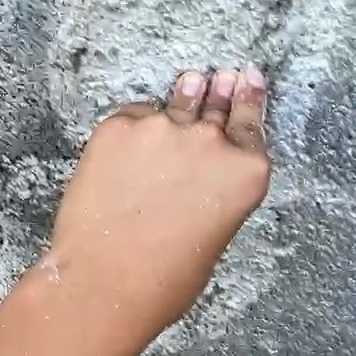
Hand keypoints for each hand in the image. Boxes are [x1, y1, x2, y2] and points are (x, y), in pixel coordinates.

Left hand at [40, 66, 271, 338]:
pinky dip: (134, 128)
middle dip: (220, 92)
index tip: (250, 77)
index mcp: (245, 173)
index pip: (250, 123)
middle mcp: (211, 142)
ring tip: (189, 82)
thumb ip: (215, 191)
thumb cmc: (163, 278)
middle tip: (224, 75)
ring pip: (175, 103)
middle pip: (216, 107)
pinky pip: (133, 116)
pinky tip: (128, 149)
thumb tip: (197, 176)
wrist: (105, 281)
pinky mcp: (120, 126)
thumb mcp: (214, 233)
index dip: (250, 97)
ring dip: (184, 95)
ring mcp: (163, 128)